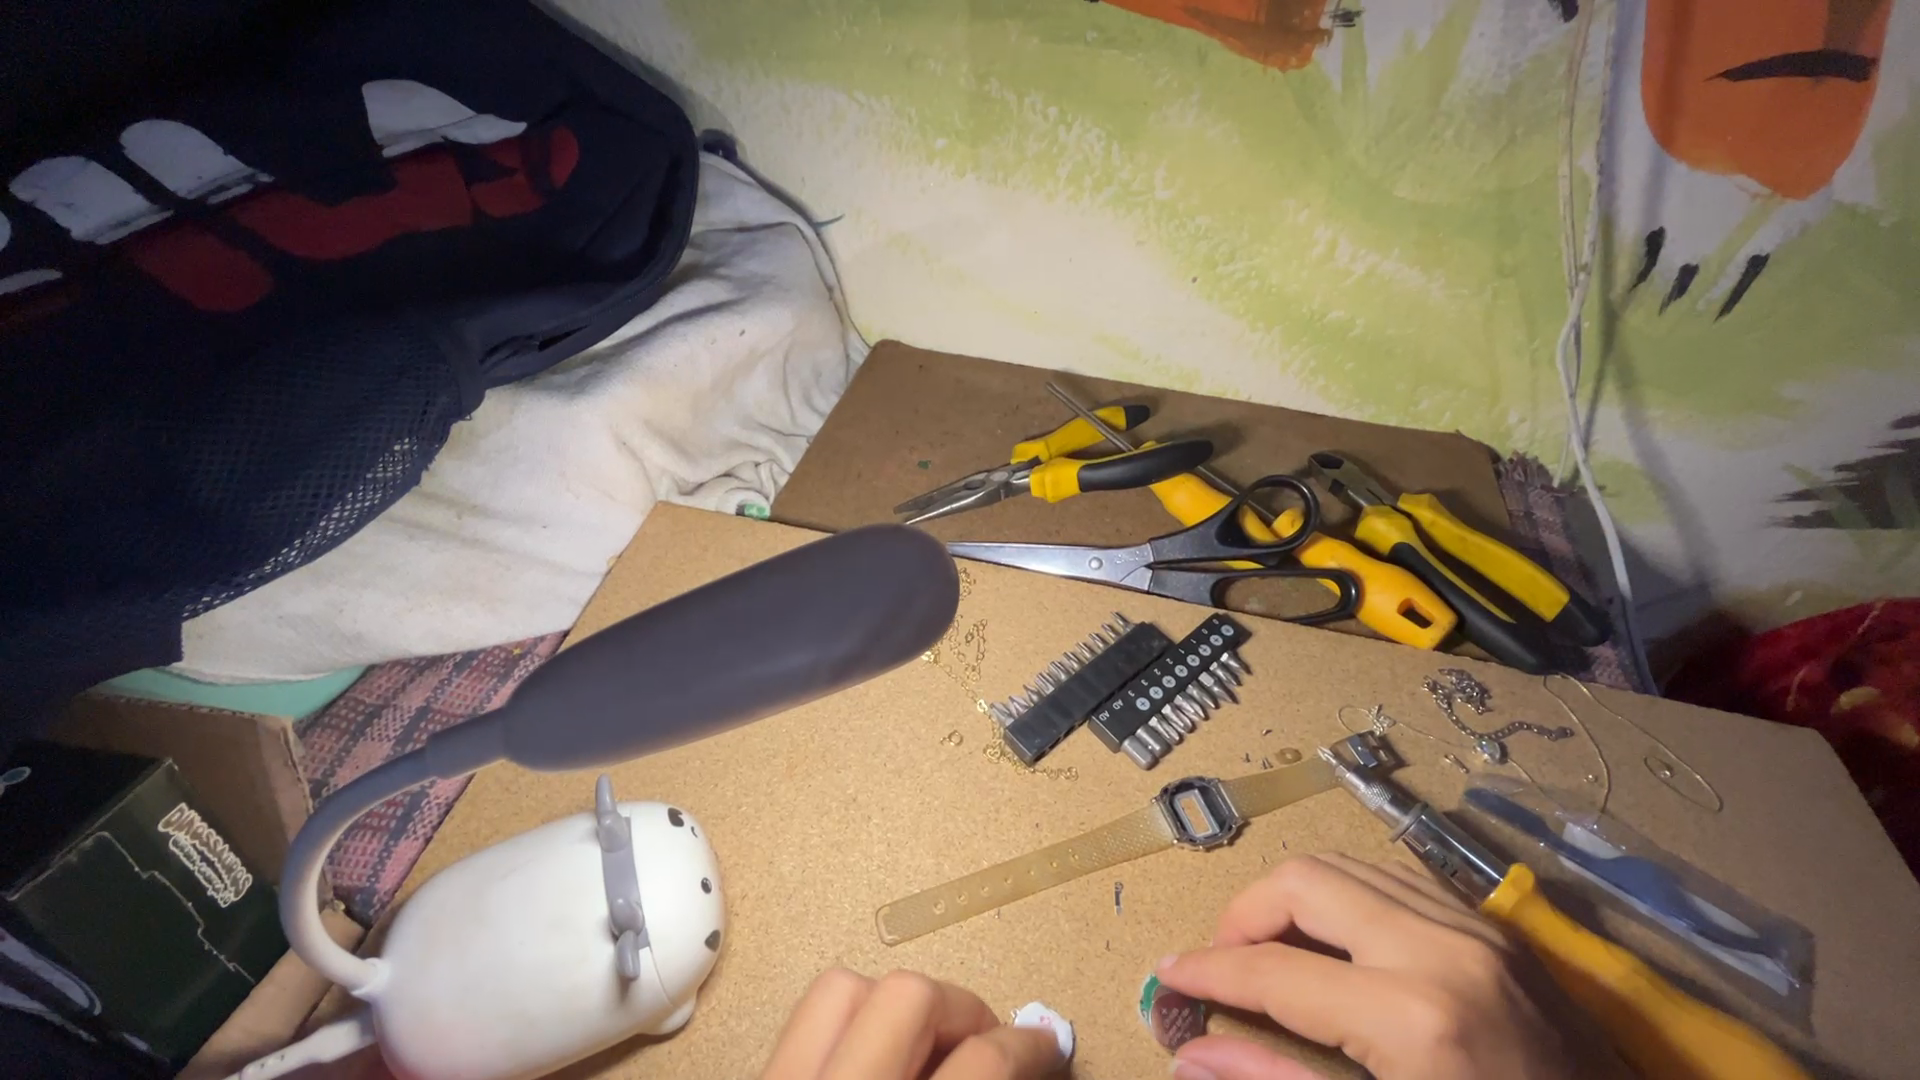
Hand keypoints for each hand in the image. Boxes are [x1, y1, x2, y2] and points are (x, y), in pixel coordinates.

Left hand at [760, 968, 1065, 1079]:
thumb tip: (1012, 1063)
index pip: (976, 1066)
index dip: (1025, 1049)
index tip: (1046, 1046)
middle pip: (905, 996)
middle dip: (959, 1009)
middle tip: (987, 1042)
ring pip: (840, 988)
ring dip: (895, 1005)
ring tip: (928, 1045)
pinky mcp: (760, 1079)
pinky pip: (804, 1023)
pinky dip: (848, 1025)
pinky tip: (875, 1060)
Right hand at [1156, 853, 1622, 1079]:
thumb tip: (1189, 1057)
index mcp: (1414, 1017)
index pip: (1274, 971)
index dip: (1209, 972)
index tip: (1167, 978)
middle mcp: (1441, 949)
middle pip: (1301, 882)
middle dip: (1245, 916)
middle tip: (1223, 963)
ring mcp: (1474, 929)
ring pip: (1343, 865)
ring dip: (1290, 899)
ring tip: (1270, 949)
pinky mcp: (1494, 928)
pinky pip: (1389, 878)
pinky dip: (1342, 896)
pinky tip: (1335, 941)